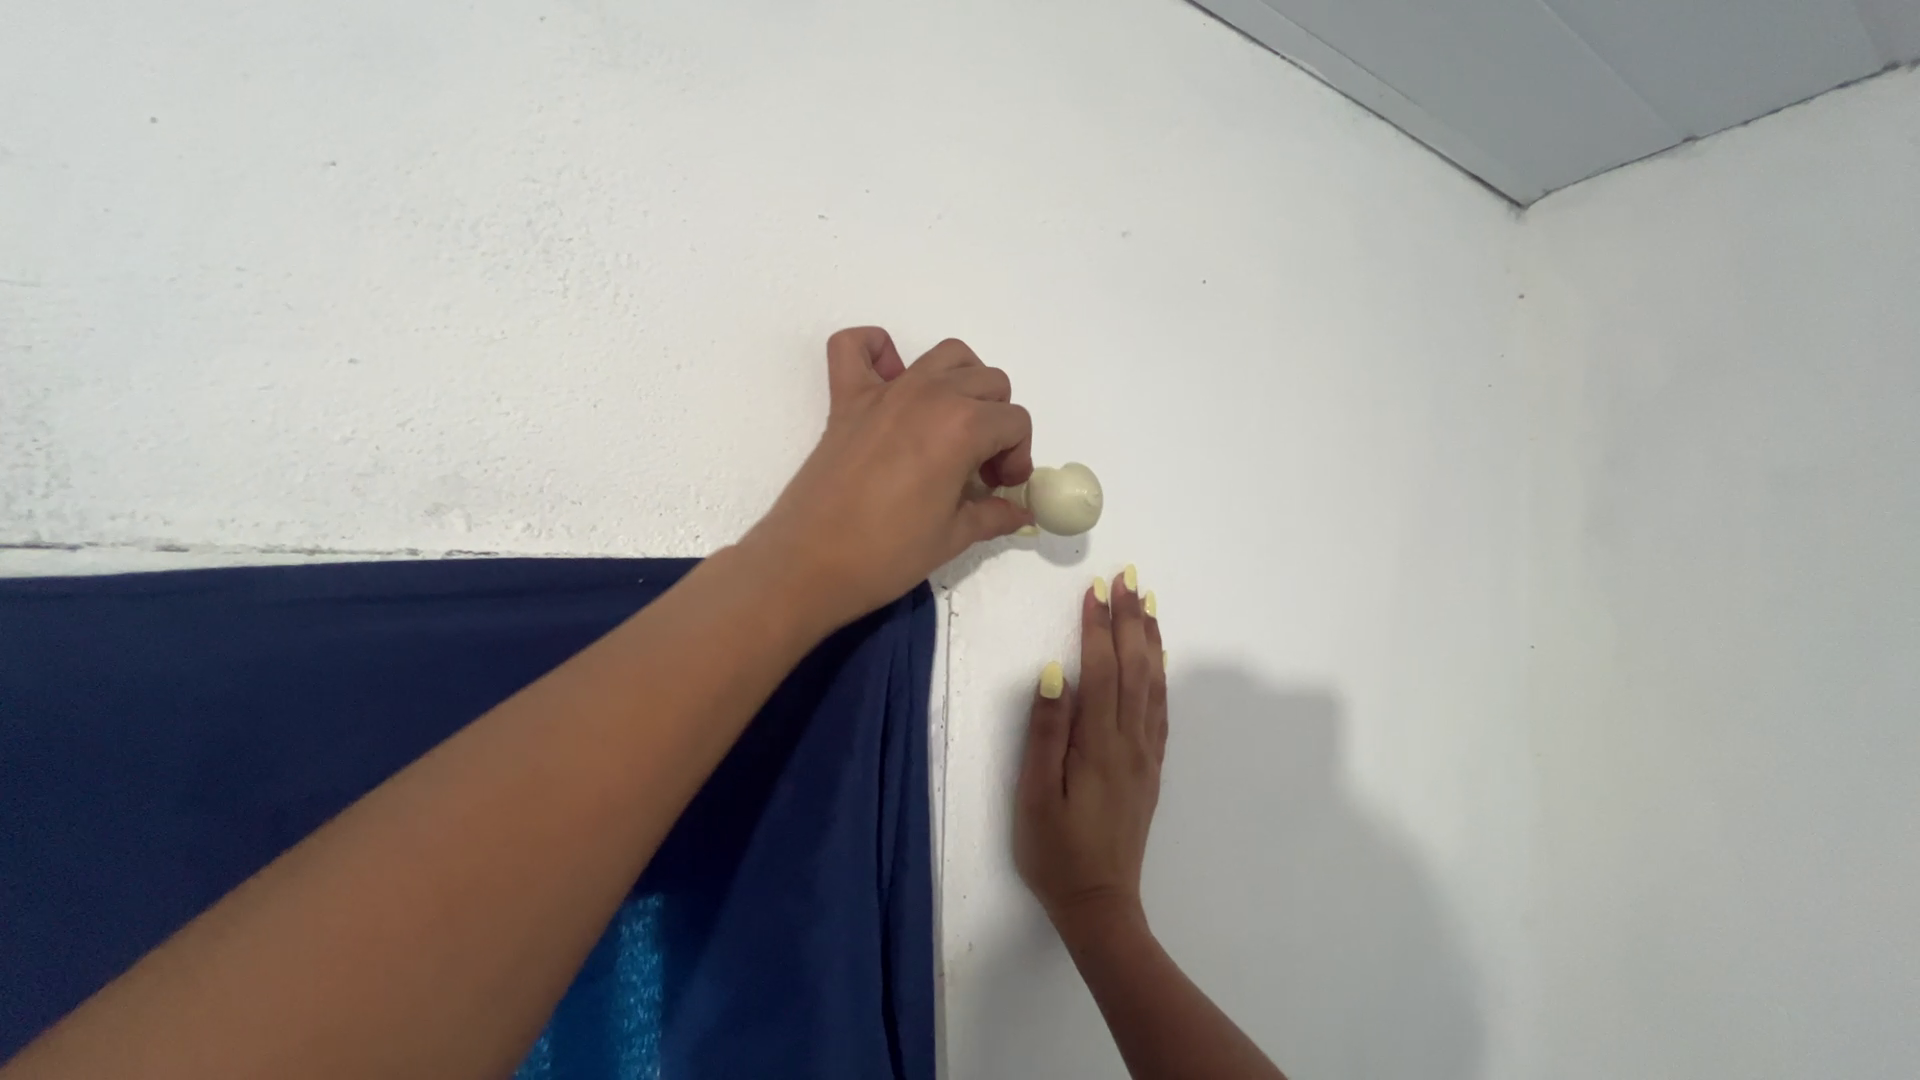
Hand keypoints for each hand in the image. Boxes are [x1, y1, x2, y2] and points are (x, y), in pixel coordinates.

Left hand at [743, 328, 1034, 628]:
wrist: (810, 563)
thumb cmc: (887, 554)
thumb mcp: (953, 538)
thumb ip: (992, 515)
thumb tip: (1019, 512)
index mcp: (962, 427)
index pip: (1014, 422)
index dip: (1017, 456)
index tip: (1000, 487)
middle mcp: (929, 395)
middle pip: (988, 382)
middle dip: (997, 422)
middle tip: (979, 467)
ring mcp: (885, 392)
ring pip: (944, 355)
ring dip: (961, 382)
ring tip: (951, 426)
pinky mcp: (846, 399)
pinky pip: (857, 347)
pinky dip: (877, 350)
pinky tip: (890, 381)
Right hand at [1015, 571, 1167, 935]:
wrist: (1100, 901)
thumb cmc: (1055, 849)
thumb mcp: (1035, 793)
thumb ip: (1046, 731)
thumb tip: (1056, 673)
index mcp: (1099, 743)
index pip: (1102, 670)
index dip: (1098, 627)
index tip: (1097, 588)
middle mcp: (1131, 740)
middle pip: (1134, 667)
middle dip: (1130, 619)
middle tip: (1128, 577)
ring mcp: (1146, 754)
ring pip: (1154, 684)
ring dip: (1150, 639)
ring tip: (1147, 603)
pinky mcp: (1151, 767)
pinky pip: (1160, 709)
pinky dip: (1161, 675)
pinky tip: (1158, 660)